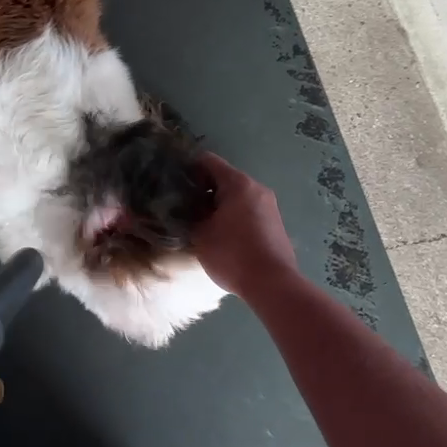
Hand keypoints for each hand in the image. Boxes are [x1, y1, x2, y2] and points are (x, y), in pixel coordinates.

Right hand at [191, 152, 300, 299]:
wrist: (273, 285)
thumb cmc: (232, 253)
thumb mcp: (200, 233)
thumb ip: (188, 213)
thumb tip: (182, 206)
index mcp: (238, 184)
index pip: (207, 161)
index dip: (186, 169)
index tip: (172, 183)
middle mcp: (257, 189)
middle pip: (222, 178)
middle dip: (200, 189)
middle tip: (181, 205)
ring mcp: (268, 207)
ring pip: (235, 196)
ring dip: (216, 204)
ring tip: (198, 221)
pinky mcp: (274, 224)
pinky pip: (246, 210)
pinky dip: (230, 215)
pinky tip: (218, 234)